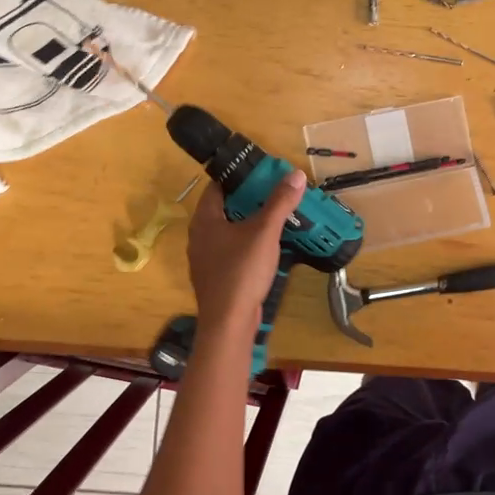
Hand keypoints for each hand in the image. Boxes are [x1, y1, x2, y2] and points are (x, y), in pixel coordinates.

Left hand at [185, 170, 306, 326]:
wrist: (229, 321)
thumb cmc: (242, 270)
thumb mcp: (265, 232)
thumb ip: (280, 202)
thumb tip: (295, 174)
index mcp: (204, 220)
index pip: (217, 187)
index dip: (238, 177)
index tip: (262, 174)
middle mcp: (199, 236)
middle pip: (224, 209)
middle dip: (248, 201)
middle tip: (275, 194)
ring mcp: (205, 259)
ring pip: (228, 232)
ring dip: (249, 224)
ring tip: (276, 218)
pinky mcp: (215, 277)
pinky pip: (231, 251)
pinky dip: (247, 244)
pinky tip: (267, 248)